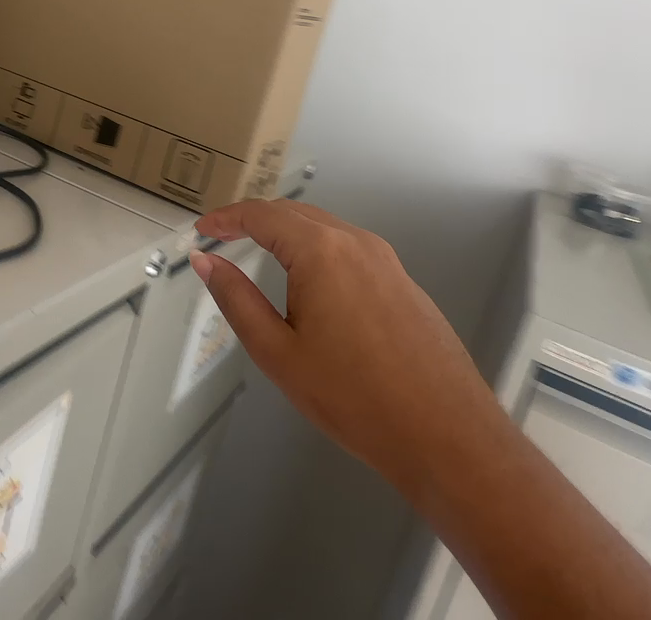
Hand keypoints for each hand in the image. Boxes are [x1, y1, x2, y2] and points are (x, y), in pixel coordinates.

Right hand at [191, 199, 503, 488]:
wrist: (447, 437)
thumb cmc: (354, 398)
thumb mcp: (277, 351)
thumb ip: (236, 298)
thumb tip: (207, 261)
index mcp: (321, 252)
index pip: (262, 215)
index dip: (226, 217)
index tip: (203, 228)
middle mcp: (357, 244)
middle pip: (295, 214)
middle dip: (254, 219)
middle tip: (223, 235)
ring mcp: (388, 262)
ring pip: (326, 229)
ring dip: (287, 232)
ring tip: (257, 250)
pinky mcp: (405, 284)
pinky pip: (351, 250)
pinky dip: (317, 250)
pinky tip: (308, 280)